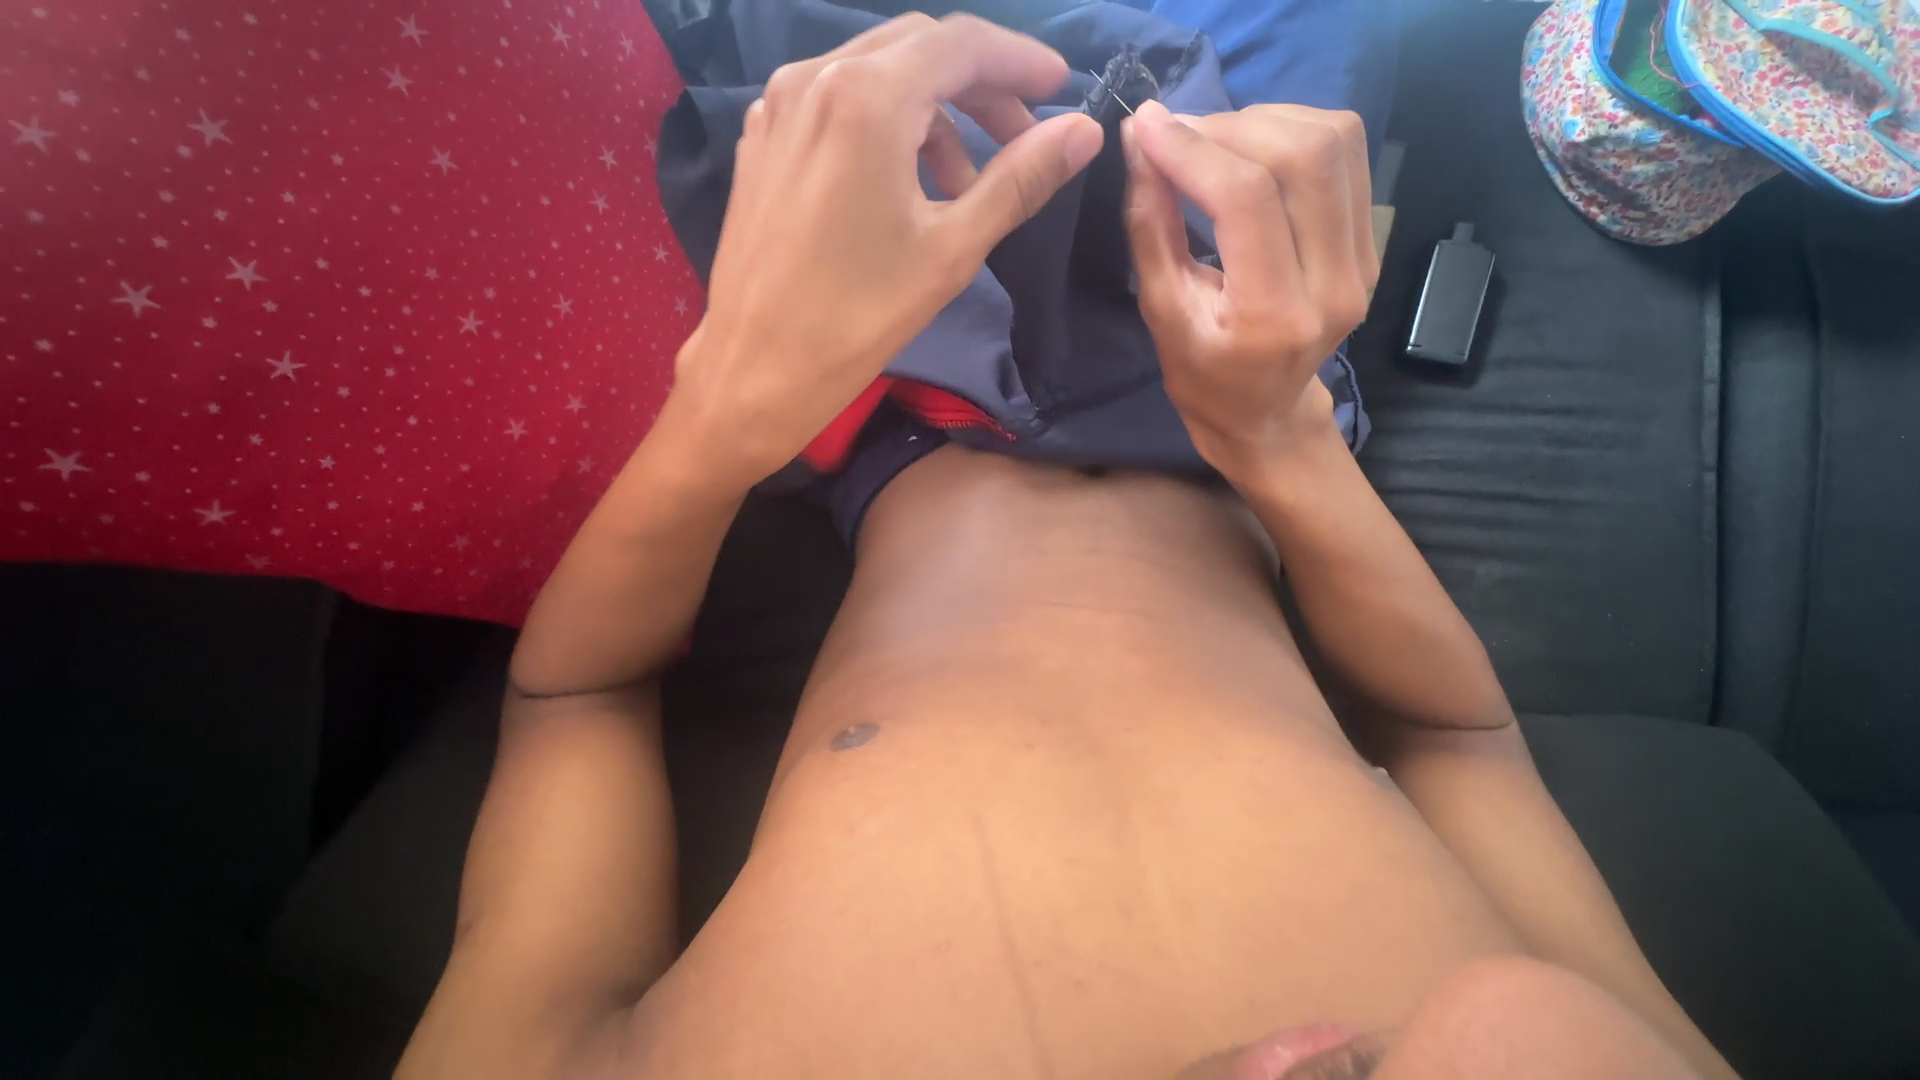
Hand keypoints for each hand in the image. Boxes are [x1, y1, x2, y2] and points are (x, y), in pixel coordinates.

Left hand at [668, 14, 1104, 484]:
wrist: (757, 369)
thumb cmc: (859, 317)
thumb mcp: (952, 248)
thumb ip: (1019, 180)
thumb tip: (1084, 131)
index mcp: (865, 97)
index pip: (961, 43)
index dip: (1019, 60)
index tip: (1058, 87)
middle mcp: (814, 78)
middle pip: (917, 50)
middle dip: (978, 86)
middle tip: (1020, 137)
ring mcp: (778, 107)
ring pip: (875, 75)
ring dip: (932, 113)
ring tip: (961, 185)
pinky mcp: (761, 140)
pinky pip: (836, 105)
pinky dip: (883, 126)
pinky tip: (900, 183)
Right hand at [1122, 101, 1378, 476]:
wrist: (1264, 411)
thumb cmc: (1202, 376)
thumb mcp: (1160, 311)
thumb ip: (1150, 226)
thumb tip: (1140, 141)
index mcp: (1275, 316)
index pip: (1247, 199)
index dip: (1193, 149)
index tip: (1146, 126)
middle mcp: (1336, 283)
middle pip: (1302, 156)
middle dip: (1230, 126)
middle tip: (1178, 133)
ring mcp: (1363, 259)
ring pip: (1333, 142)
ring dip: (1264, 121)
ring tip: (1211, 139)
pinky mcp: (1369, 241)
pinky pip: (1345, 154)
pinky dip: (1292, 130)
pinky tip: (1250, 147)